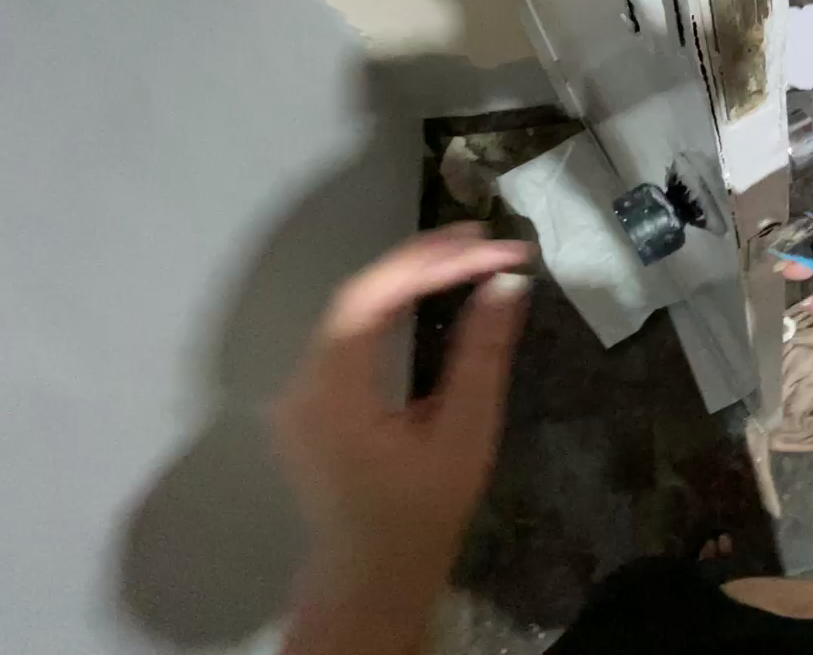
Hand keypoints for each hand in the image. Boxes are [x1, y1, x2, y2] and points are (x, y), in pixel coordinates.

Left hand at [275, 224, 532, 652]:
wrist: (373, 576)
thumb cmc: (422, 512)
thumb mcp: (465, 432)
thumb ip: (482, 353)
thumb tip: (507, 283)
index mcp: (332, 395)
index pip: (375, 300)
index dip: (436, 264)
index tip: (497, 250)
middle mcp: (305, 383)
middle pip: (360, 294)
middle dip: (424, 257)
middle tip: (486, 236)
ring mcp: (306, 388)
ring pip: (356, 306)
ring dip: (412, 271)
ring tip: (468, 248)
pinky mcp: (320, 393)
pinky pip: (356, 327)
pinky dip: (398, 298)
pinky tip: (433, 285)